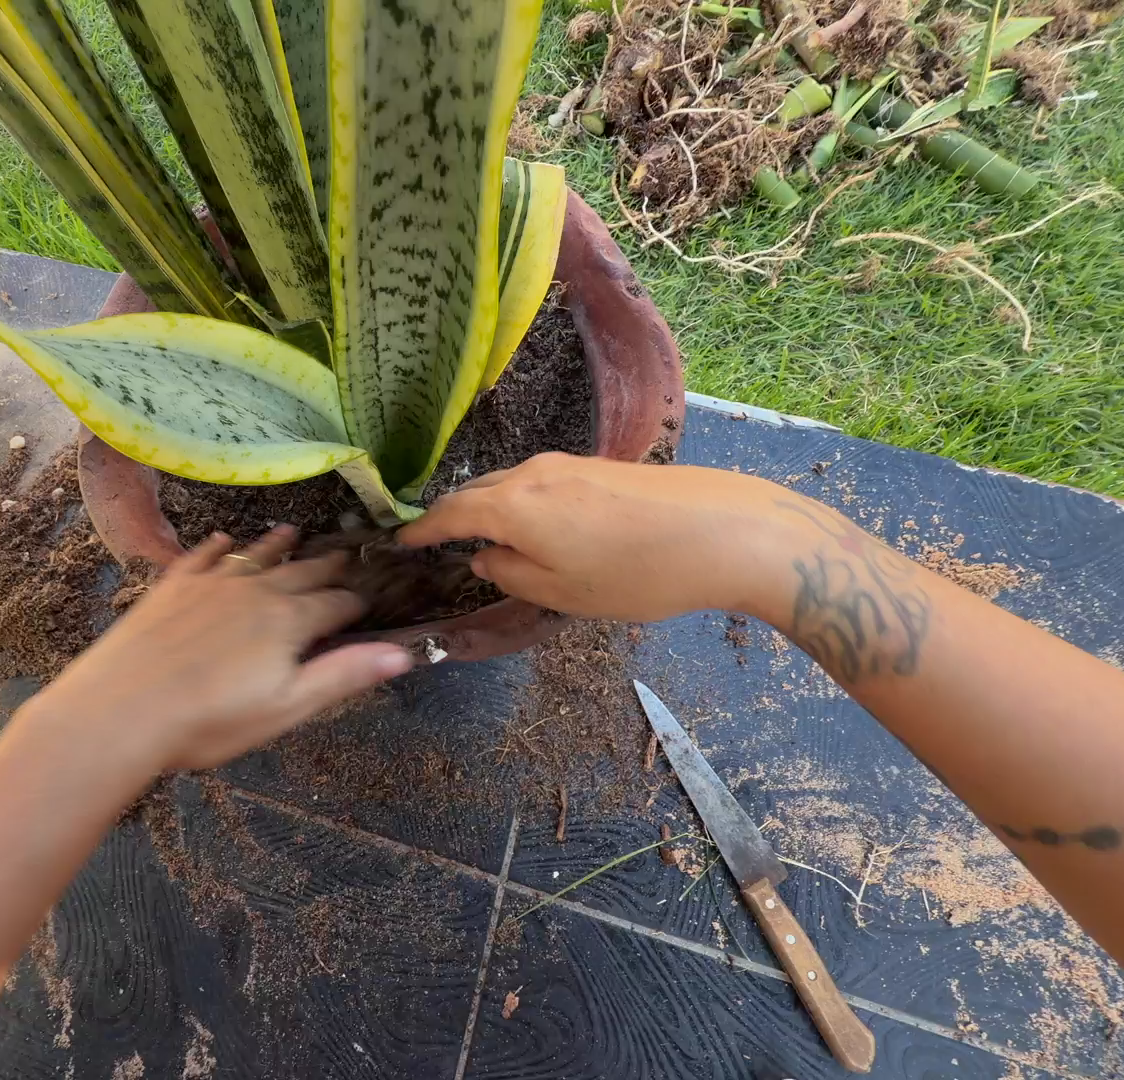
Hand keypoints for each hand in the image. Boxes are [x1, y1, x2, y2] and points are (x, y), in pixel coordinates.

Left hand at [27, 527, 412, 772]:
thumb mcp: (287, 707)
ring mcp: (212, 583)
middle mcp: (256, 590)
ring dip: (277, 545)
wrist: (122, 708)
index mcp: (289, 620)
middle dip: (325, 567)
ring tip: (292, 531)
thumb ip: (343, 674)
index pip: (334, 604)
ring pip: (255, 556)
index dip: (353, 603)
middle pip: (300, 572)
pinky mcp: (174, 585)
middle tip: (342, 556)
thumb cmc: (211, 720)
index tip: (365, 601)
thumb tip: (402, 653)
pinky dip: (219, 548)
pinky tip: (223, 541)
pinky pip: (204, 557)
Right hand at [397, 453, 811, 622]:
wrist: (724, 530)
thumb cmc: (634, 573)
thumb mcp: (562, 592)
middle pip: (474, 491)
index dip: (421, 529)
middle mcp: (531, 473)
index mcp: (512, 505)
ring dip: (484, 506)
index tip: (400, 541)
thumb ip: (511, 573)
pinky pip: (535, 481)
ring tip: (478, 534)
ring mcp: (565, 463)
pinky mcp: (595, 466)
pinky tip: (529, 522)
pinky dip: (515, 500)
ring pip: (505, 483)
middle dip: (448, 515)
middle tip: (434, 540)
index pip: (449, 513)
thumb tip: (486, 558)